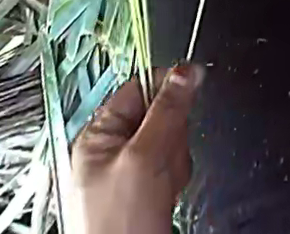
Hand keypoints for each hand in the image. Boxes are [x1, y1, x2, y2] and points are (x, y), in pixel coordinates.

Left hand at [69, 65, 201, 233]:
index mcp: (99, 134)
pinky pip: (173, 165)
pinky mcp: (146, 190)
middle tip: (162, 160)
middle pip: (160, 112)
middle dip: (171, 136)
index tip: (190, 87)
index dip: (167, 86)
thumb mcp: (144, 158)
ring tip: (160, 186)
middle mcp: (112, 149)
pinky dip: (175, 178)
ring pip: (171, 139)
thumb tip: (187, 71)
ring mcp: (130, 172)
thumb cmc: (117, 228)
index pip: (140, 86)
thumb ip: (168, 111)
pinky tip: (164, 196)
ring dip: (174, 161)